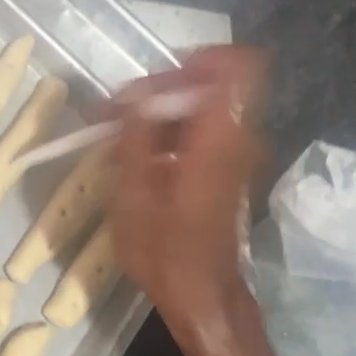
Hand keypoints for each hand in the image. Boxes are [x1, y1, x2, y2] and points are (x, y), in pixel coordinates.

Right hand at [106, 45, 270, 324]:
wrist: (201, 295)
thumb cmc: (164, 252)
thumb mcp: (134, 195)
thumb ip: (136, 136)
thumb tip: (135, 93)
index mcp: (219, 138)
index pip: (236, 66)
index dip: (196, 60)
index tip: (152, 81)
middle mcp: (239, 138)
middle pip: (212, 85)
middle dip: (162, 90)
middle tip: (115, 114)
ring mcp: (237, 156)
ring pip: (204, 110)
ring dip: (161, 115)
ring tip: (117, 138)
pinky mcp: (227, 172)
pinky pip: (203, 134)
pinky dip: (171, 136)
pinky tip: (137, 160)